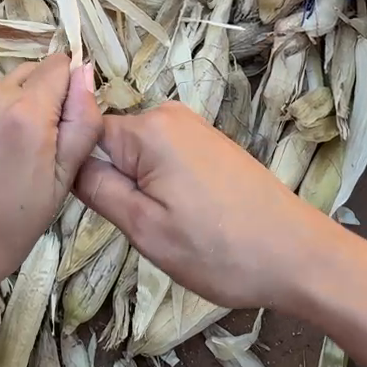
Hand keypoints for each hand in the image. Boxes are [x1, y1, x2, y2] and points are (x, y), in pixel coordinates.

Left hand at [0, 53, 102, 303]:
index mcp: (25, 111)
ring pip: (8, 82)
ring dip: (17, 104)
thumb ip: (82, 122)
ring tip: (7, 153)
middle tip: (36, 147)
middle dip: (43, 99)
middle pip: (34, 71)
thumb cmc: (8, 226)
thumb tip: (85, 71)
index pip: (60, 65)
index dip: (69, 93)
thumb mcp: (60, 182)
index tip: (62, 129)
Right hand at [73, 100, 345, 311]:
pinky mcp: (209, 141)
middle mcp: (168, 112)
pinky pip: (165, 155)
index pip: (86, 136)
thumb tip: (69, 164)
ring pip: (139, 153)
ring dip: (142, 186)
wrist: (297, 254)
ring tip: (168, 223)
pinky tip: (189, 214)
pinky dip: (166, 183)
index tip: (97, 207)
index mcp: (147, 128)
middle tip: (140, 224)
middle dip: (117, 181)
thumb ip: (99, 190)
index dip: (83, 172)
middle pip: (114, 143)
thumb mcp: (146, 229)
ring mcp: (192, 125)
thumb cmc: (218, 248)